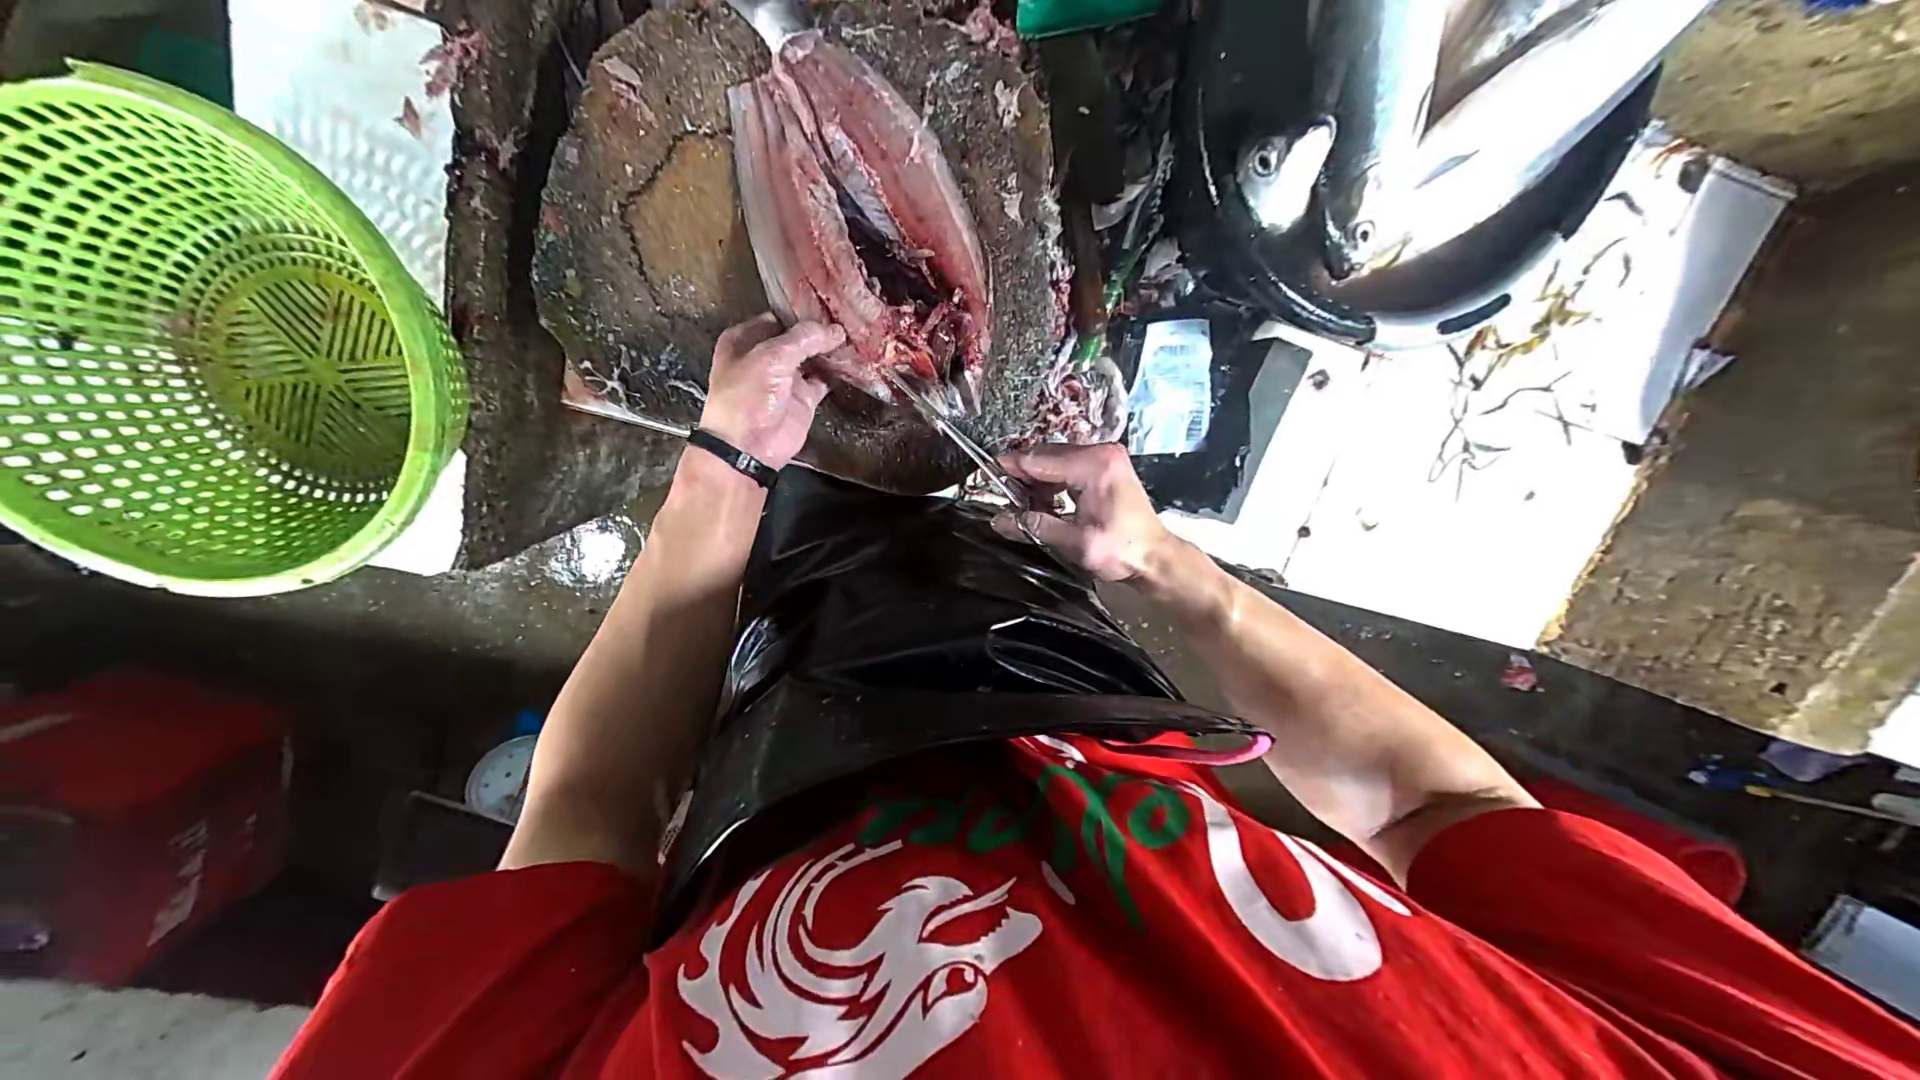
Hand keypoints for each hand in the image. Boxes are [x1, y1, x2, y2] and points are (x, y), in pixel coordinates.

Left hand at [698, 314, 845, 468]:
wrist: (748, 446)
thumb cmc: (748, 395)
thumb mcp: (771, 357)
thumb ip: (804, 339)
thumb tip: (835, 330)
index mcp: (747, 339)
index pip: (780, 317)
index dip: (803, 312)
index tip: (830, 305)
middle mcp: (766, 355)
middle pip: (799, 337)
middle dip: (821, 331)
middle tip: (850, 318)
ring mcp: (787, 377)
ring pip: (814, 357)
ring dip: (832, 350)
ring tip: (857, 335)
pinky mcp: (804, 398)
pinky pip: (824, 379)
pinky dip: (838, 372)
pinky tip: (854, 361)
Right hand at [991, 443, 1189, 586]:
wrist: (1156, 557)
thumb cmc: (1123, 551)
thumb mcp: (1075, 543)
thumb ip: (1035, 527)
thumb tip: (999, 520)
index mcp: (1094, 465)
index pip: (1039, 459)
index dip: (1010, 468)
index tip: (986, 474)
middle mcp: (1101, 452)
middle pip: (1046, 456)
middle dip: (1022, 477)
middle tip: (1003, 498)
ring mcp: (1105, 457)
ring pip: (1055, 461)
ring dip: (1037, 482)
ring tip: (1025, 507)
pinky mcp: (1105, 466)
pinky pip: (1068, 467)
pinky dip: (1052, 482)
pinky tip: (1045, 504)